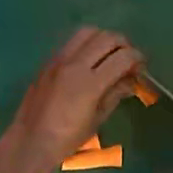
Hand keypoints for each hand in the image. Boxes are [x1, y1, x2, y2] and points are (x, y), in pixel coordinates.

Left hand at [0, 28, 142, 172]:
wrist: (30, 140)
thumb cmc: (67, 138)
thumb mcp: (97, 118)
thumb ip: (115, 93)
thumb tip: (131, 79)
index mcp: (90, 84)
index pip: (122, 57)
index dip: (138, 58)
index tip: (142, 66)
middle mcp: (75, 65)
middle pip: (107, 38)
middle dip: (124, 44)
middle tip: (128, 59)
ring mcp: (59, 60)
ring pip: (88, 32)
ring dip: (104, 38)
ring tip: (109, 54)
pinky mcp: (49, 61)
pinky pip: (72, 41)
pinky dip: (87, 43)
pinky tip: (90, 59)